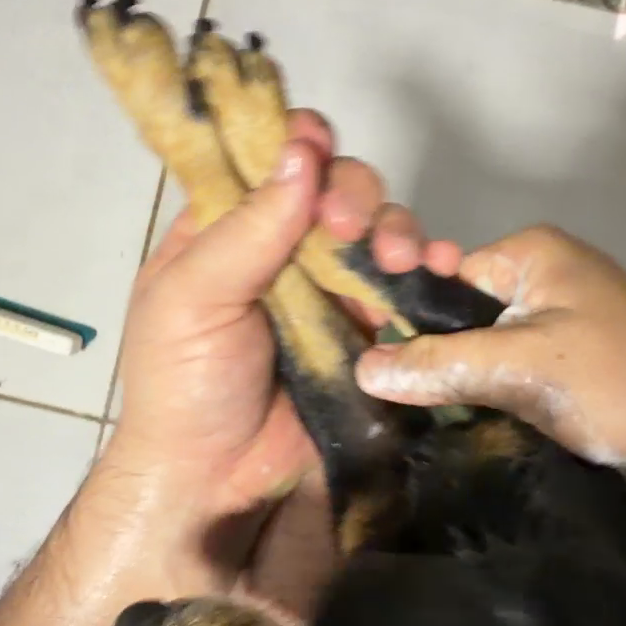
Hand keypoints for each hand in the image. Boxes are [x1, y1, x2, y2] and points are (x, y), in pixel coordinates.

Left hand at [100, 111, 454, 583]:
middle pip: (337, 190)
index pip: (272, 164)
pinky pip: (406, 289)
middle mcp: (286, 253)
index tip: (316, 143)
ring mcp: (333, 294)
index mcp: (229, 232)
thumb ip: (246, 229)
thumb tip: (301, 155)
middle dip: (355, 194)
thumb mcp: (191, 299)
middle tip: (349, 226)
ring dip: (396, 229)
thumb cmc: (185, 386)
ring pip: (379, 233)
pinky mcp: (371, 334)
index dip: (298, 146)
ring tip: (399, 256)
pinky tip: (441, 267)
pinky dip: (429, 270)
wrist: (221, 482)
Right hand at [353, 225, 625, 468]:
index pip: (439, 275)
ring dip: (454, 373)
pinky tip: (456, 414)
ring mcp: (554, 314)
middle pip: (456, 309)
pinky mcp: (563, 353)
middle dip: (427, 350)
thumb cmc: (618, 382)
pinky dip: (482, 385)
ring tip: (412, 409)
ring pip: (478, 341)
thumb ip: (444, 364)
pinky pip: (503, 362)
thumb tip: (364, 367)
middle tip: (389, 395)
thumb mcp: (525, 368)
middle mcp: (539, 272)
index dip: (402, 316)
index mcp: (529, 253)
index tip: (369, 360)